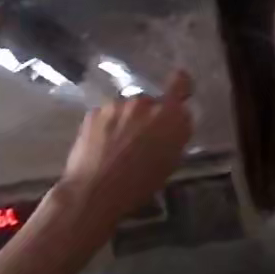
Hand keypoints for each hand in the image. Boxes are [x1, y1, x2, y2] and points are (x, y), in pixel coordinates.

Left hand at [45, 72, 193, 230]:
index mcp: (169, 115)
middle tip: (140, 140)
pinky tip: (101, 147)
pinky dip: (107, 126)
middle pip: (150, 103)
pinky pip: (107, 115)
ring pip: (126, 108)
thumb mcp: (169, 163)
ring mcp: (117, 104)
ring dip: (126, 121)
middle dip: (148, 116)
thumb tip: (174, 121)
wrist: (94, 191)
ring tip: (117, 147)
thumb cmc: (139, 185)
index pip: (180, 83)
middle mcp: (144, 102)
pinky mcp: (94, 111)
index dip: (180, 83)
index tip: (178, 87)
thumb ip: (175, 134)